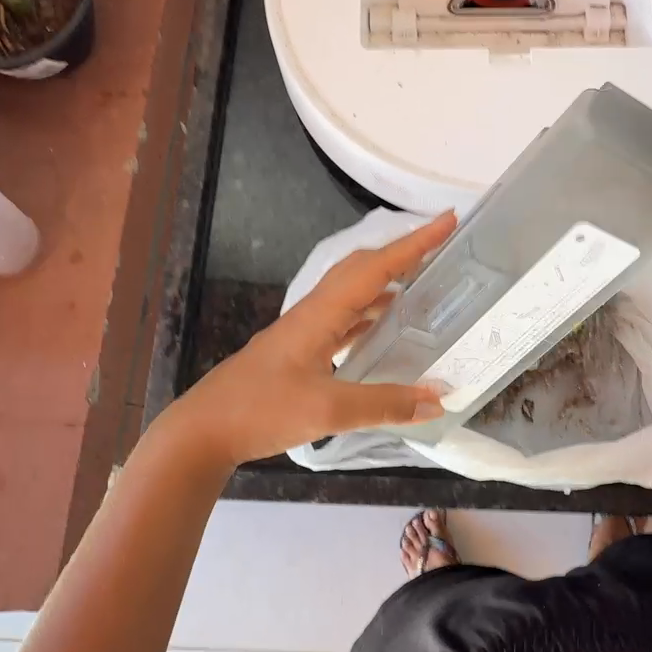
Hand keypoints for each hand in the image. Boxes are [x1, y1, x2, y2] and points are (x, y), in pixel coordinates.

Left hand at [157, 213, 456, 468]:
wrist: (203, 431)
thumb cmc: (261, 410)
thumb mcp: (328, 409)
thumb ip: (386, 403)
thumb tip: (439, 397)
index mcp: (321, 313)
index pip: (376, 267)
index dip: (415, 243)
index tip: (448, 221)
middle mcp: (313, 313)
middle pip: (362, 269)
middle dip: (403, 253)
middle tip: (441, 250)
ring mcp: (303, 332)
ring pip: (353, 294)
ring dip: (387, 283)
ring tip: (423, 287)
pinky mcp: (299, 352)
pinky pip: (344, 320)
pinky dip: (371, 316)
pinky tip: (385, 331)